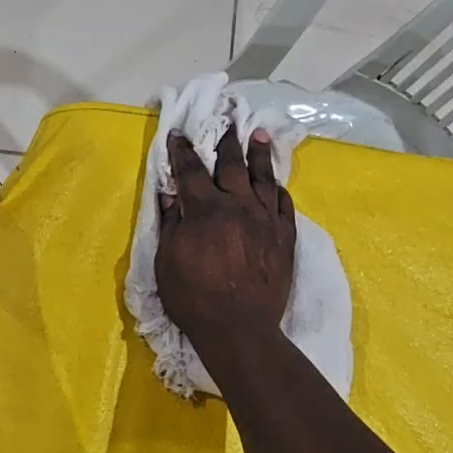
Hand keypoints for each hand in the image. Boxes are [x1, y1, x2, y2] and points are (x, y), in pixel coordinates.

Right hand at [154, 129, 295, 353]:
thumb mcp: (167, 263)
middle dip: (226, 143)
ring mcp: (266, 219)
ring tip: (259, 136)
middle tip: (228, 124)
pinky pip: (283, 202)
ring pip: (263, 178)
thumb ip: (171, 225)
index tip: (178, 135)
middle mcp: (238, 206)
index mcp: (205, 210)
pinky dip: (277, 188)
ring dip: (259, 155)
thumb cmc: (194, 299)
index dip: (182, 151)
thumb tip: (171, 196)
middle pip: (232, 165)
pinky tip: (275, 182)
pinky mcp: (285, 236)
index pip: (191, 171)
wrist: (239, 328)